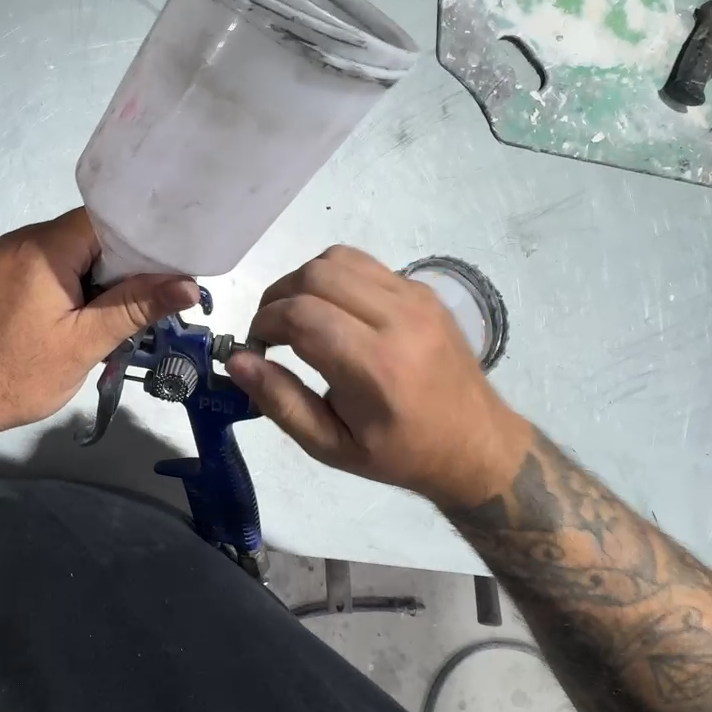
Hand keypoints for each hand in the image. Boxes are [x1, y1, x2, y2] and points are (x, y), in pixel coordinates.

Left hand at [0, 209, 198, 435]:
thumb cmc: (16, 374)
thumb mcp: (84, 344)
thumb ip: (135, 307)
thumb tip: (188, 283)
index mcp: (43, 247)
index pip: (104, 220)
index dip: (138, 241)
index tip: (163, 267)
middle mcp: (16, 240)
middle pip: (81, 236)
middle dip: (112, 266)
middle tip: (138, 303)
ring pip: (57, 254)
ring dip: (83, 279)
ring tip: (100, 317)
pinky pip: (31, 269)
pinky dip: (54, 286)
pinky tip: (59, 319)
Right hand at [224, 246, 530, 509]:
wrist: (475, 444)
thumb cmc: (397, 452)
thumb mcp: (328, 445)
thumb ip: (279, 400)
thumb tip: (236, 359)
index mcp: (375, 367)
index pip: (301, 315)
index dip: (265, 324)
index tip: (257, 347)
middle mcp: (398, 321)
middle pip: (315, 276)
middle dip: (276, 298)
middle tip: (270, 332)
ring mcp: (415, 299)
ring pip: (336, 259)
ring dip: (301, 282)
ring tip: (296, 317)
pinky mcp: (421, 290)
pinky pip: (361, 264)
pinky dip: (331, 280)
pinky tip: (330, 312)